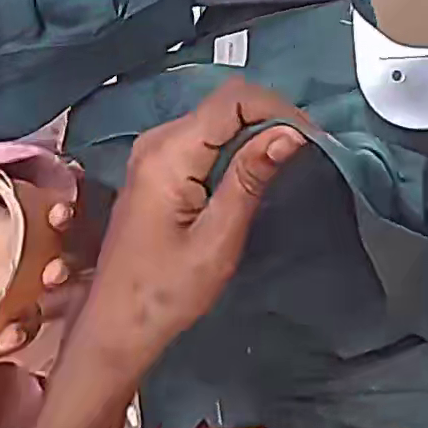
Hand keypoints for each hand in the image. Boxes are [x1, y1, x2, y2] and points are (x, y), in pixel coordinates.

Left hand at [67, 79, 308, 392]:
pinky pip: (207, 133)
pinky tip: (258, 161)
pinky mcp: (160, 163)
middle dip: (271, 114)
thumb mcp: (217, 239)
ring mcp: (155, 149)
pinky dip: (239, 139)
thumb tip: (290, 132)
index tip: (311, 137)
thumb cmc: (166, 293)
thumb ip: (250, 178)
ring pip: (218, 114)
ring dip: (258, 126)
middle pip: (225, 102)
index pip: (232, 100)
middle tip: (307, 146)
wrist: (116, 326)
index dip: (277, 108)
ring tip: (290, 153)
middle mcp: (158, 139)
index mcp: (168, 154)